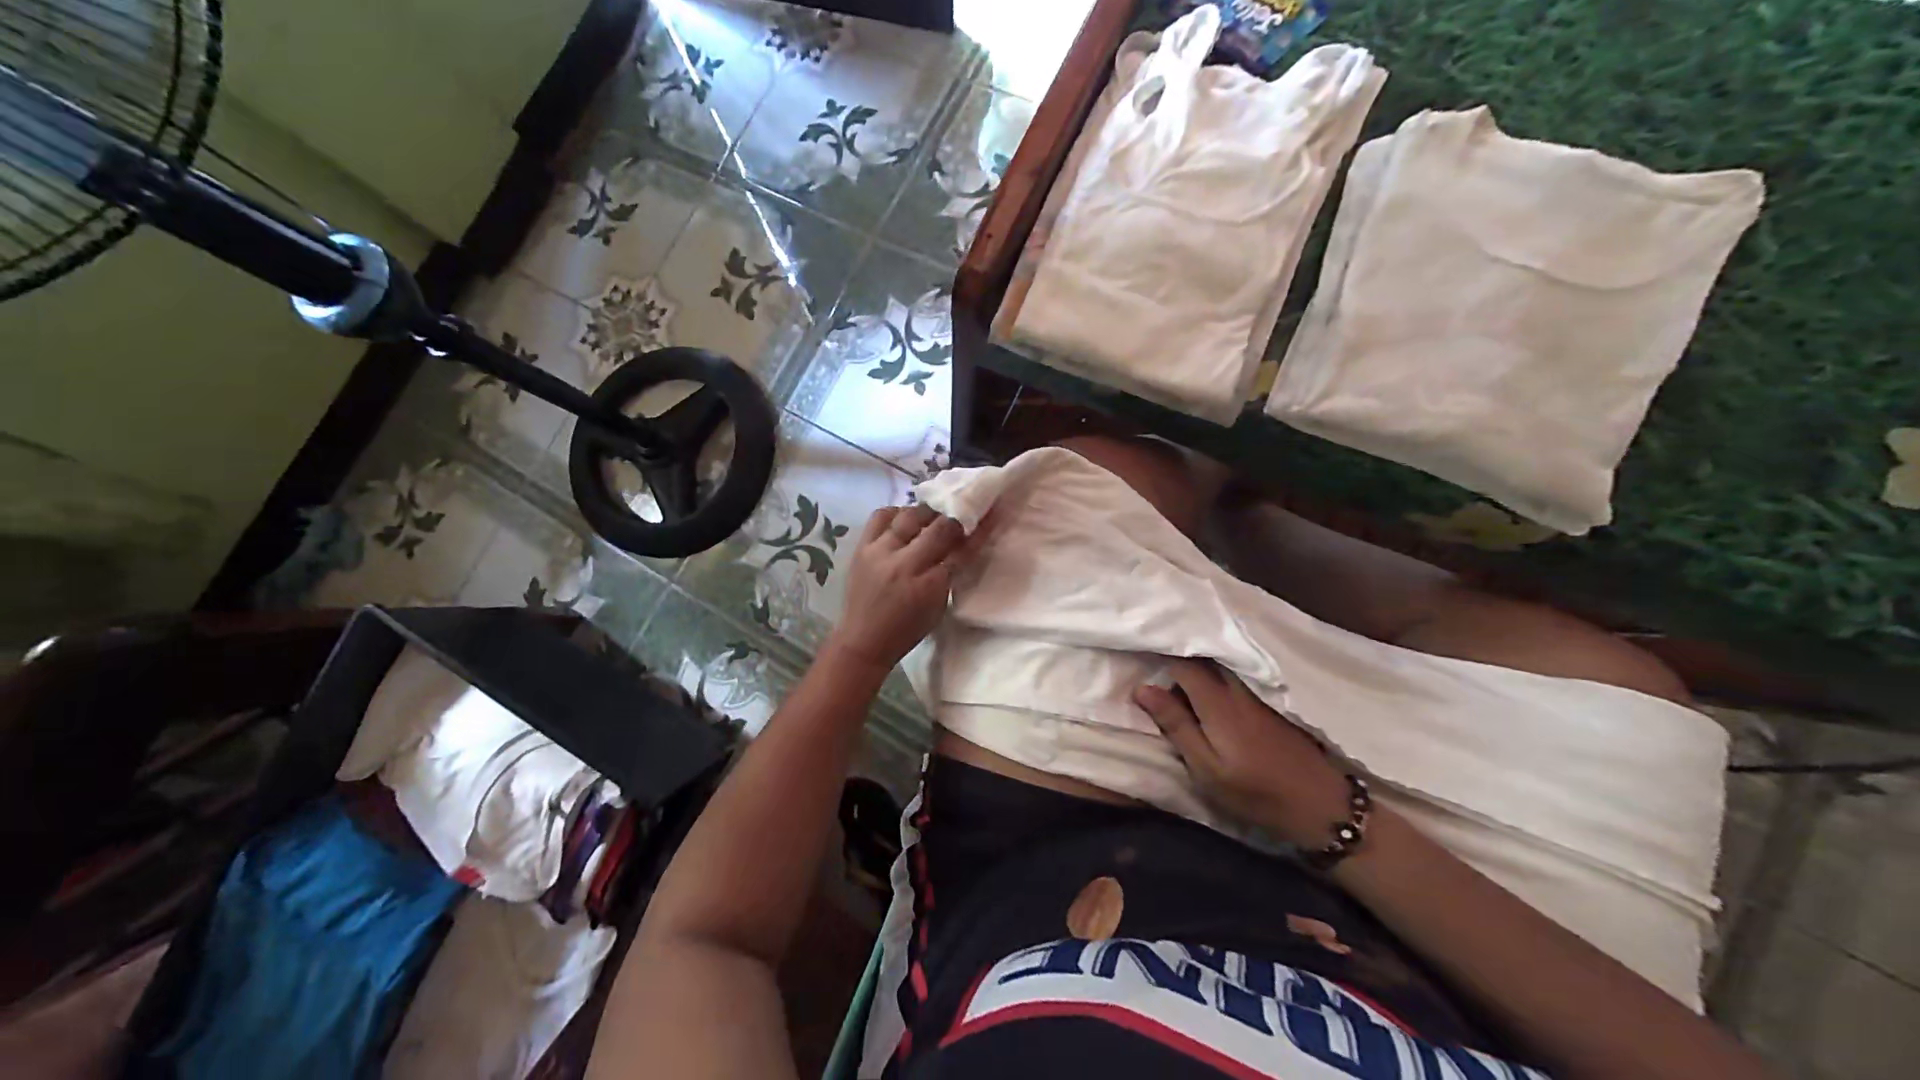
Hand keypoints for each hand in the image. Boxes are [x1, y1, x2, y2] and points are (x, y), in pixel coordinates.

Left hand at [824, 504, 976, 673]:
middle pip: (939, 527)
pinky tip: (903, 519)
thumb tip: (963, 544)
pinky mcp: (862, 547)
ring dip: (926, 514)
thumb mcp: (938, 606)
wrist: (863, 640)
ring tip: (930, 518)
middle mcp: (906, 564)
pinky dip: (896, 513)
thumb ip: (951, 574)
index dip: (979, 530)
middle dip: (953, 521)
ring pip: (911, 515)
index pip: (962, 549)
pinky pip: (881, 516)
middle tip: (956, 522)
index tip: (988, 515)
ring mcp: (881, 552)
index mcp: (930, 585)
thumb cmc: (906, 630)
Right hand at [1134, 659, 1351, 847]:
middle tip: (1157, 672)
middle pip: (1203, 659)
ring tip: (1181, 685)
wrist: (1320, 804)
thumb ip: (1176, 725)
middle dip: (1179, 660)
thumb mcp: (1205, 767)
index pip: (1182, 663)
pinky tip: (1211, 697)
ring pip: (1221, 667)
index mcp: (1217, 701)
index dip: (1160, 657)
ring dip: (1199, 669)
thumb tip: (1143, 688)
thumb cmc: (1255, 791)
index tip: (1141, 660)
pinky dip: (1217, 679)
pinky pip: (1236, 677)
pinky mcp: (1271, 703)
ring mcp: (1257, 694)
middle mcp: (1238, 687)